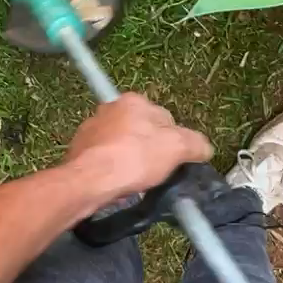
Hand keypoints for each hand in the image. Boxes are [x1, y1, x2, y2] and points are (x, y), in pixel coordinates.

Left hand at [63, 93, 212, 204]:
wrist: (89, 180)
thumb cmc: (134, 158)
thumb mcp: (177, 148)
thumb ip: (195, 144)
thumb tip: (203, 148)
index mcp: (134, 101)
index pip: (165, 118)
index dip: (174, 142)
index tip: (174, 161)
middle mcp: (110, 108)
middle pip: (142, 130)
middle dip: (150, 150)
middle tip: (156, 172)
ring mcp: (91, 128)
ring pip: (122, 144)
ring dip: (130, 159)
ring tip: (135, 180)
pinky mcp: (79, 149)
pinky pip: (105, 158)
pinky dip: (112, 168)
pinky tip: (117, 182)